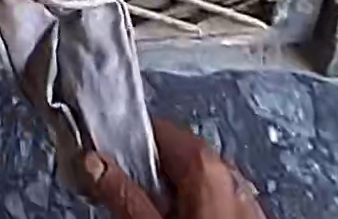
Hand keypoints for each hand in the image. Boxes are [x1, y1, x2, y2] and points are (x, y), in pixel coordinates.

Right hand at [83, 120, 267, 218]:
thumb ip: (121, 193)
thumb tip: (94, 163)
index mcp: (204, 163)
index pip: (152, 129)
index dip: (124, 145)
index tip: (105, 163)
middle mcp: (228, 173)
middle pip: (172, 155)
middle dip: (146, 175)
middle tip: (126, 201)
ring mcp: (243, 199)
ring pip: (192, 181)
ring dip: (169, 195)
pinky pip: (212, 201)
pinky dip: (193, 209)